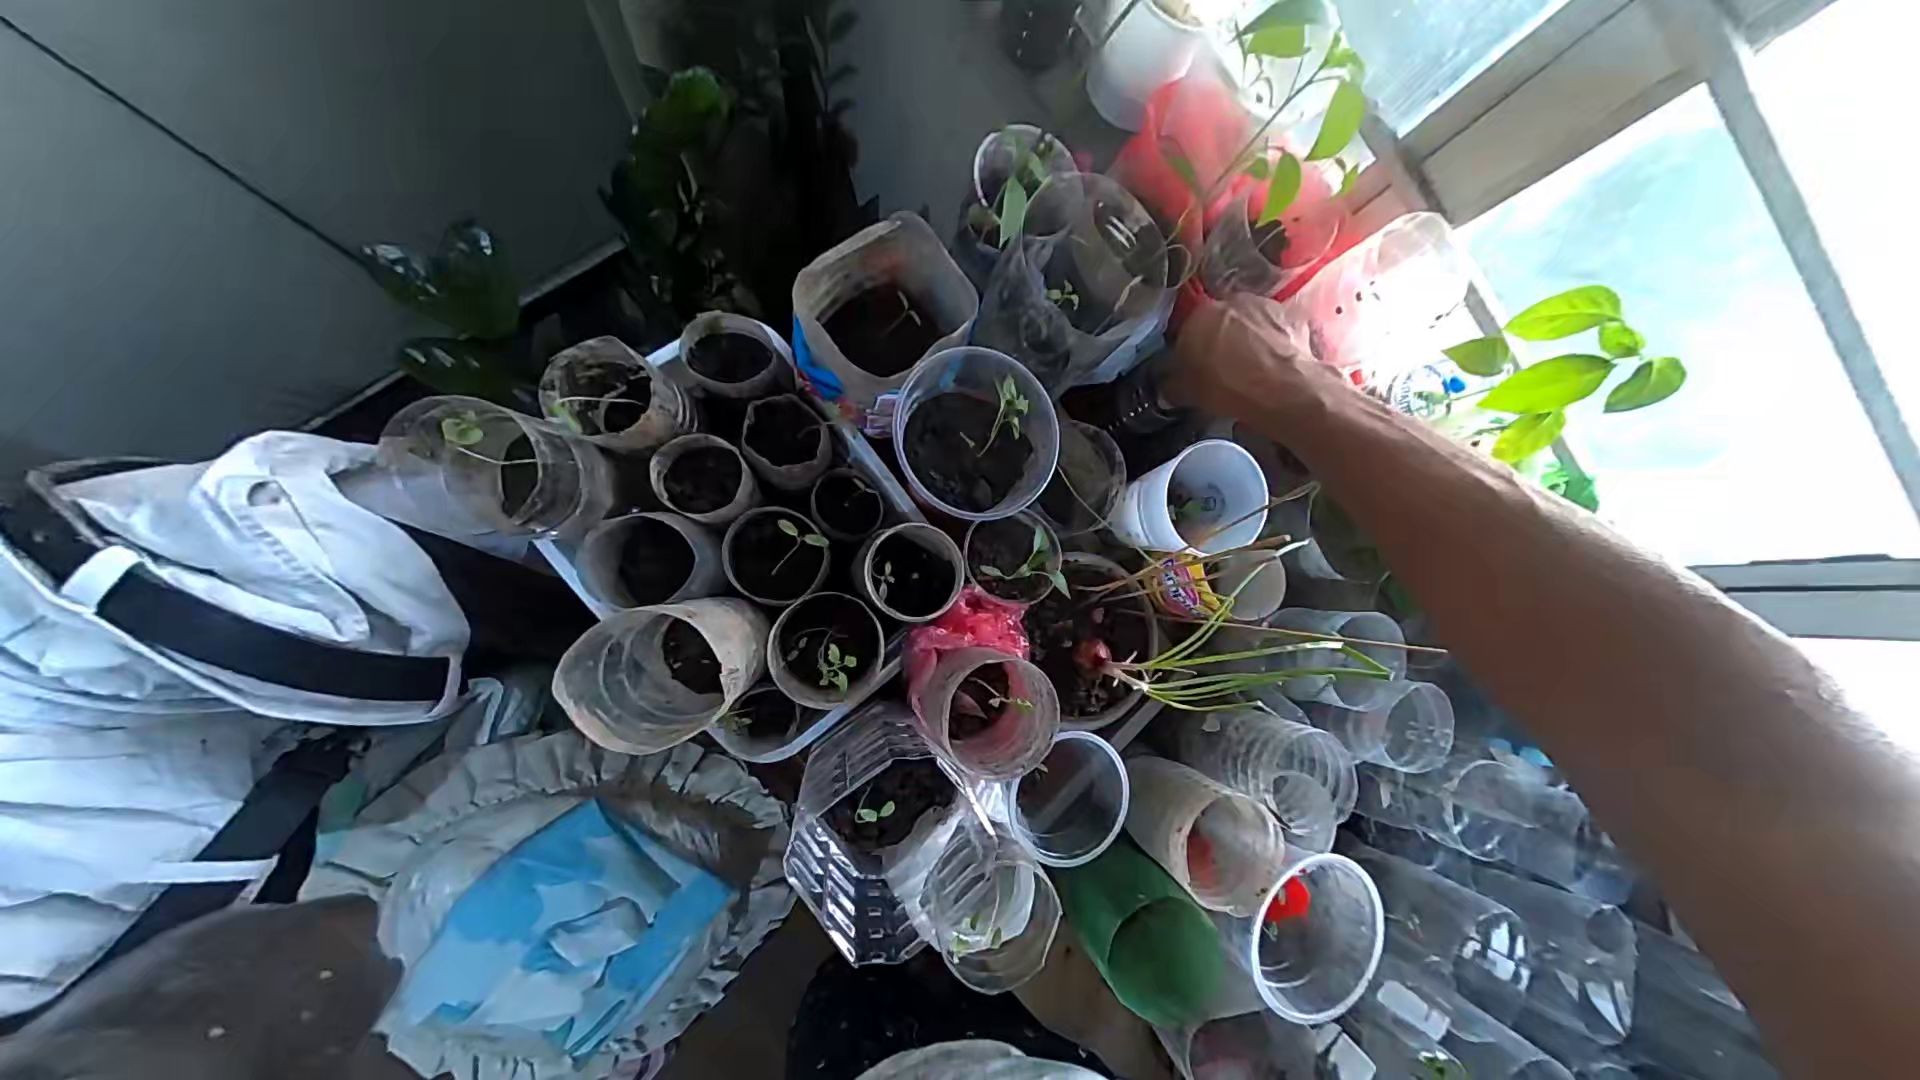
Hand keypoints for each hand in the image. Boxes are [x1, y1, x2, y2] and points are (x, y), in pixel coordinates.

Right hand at [1163, 293, 1350, 431]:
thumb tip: (1166, 382)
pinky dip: (1269, 342)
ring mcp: (1263, 304)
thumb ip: (1170, 383)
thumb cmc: (1226, 387)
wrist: (1283, 389)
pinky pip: (1271, 329)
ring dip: (1244, 337)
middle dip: (1215, 339)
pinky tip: (1270, 364)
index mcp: (1196, 315)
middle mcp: (1229, 300)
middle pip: (1216, 321)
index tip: (1188, 367)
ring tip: (1247, 366)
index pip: (1182, 329)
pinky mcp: (1290, 315)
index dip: (1184, 350)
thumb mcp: (1186, 393)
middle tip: (1217, 366)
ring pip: (1245, 321)